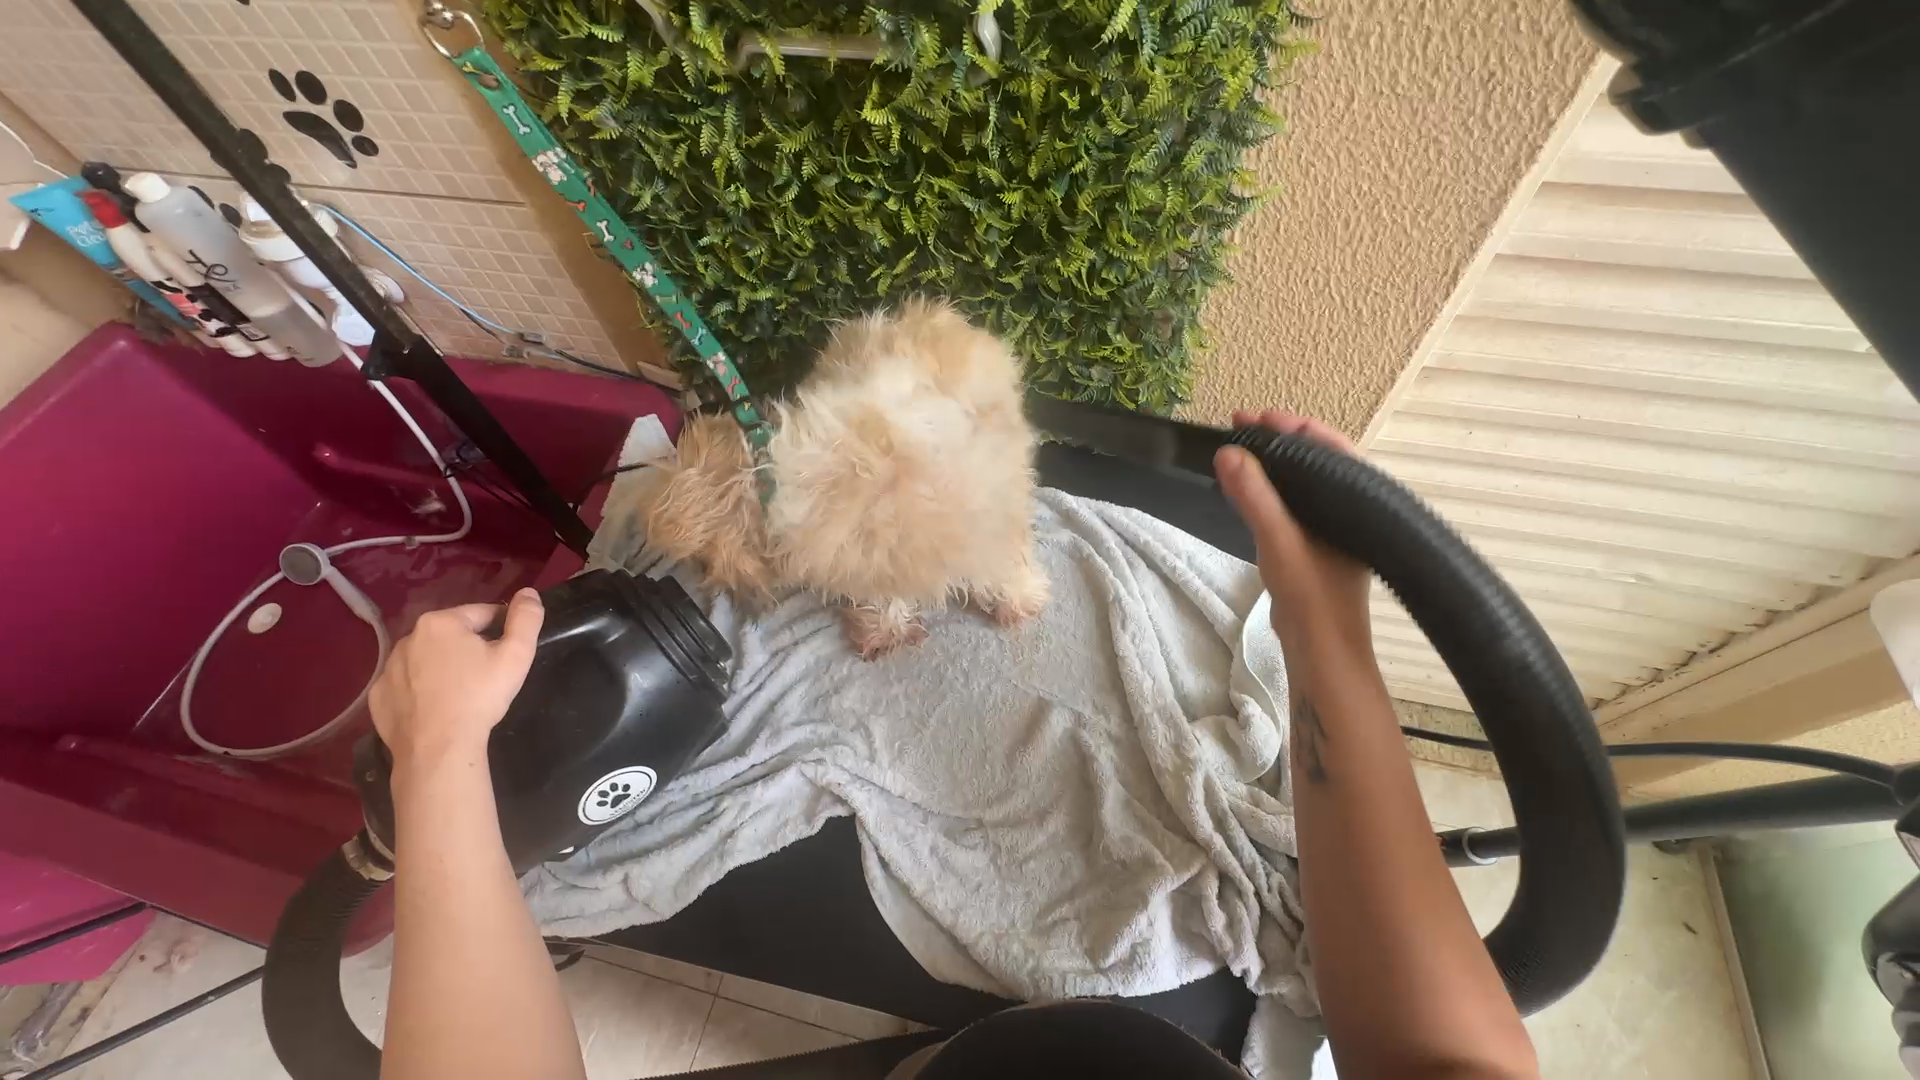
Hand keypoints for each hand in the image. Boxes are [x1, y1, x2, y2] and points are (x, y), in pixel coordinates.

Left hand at [369, 588, 545, 770]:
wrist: (438, 748)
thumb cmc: (480, 696)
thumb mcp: (517, 654)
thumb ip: (527, 618)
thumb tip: (529, 592)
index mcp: (440, 622)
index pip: (483, 614)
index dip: (503, 630)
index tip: (509, 654)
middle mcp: (407, 638)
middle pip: (453, 635)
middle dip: (471, 648)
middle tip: (488, 675)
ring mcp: (387, 669)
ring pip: (428, 658)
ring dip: (445, 667)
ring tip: (462, 693)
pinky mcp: (377, 696)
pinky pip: (406, 684)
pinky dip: (421, 690)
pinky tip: (437, 707)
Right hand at [1214, 410, 1373, 677]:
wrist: (1320, 648)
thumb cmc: (1311, 594)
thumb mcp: (1279, 539)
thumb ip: (1254, 496)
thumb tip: (1228, 453)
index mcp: (1357, 502)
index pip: (1330, 448)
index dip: (1293, 427)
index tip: (1257, 417)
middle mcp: (1350, 509)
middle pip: (1315, 461)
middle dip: (1278, 441)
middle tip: (1240, 426)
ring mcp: (1331, 528)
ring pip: (1301, 483)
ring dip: (1271, 465)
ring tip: (1239, 450)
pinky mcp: (1313, 545)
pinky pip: (1290, 504)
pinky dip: (1268, 489)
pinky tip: (1246, 486)